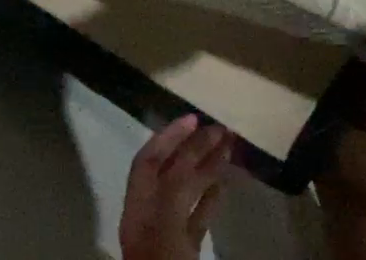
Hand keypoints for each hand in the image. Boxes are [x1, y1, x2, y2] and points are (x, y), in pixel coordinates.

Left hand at [120, 116, 233, 259]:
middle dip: (195, 147)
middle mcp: (149, 214)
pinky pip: (197, 217)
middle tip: (220, 129)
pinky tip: (224, 185)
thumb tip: (192, 152)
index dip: (169, 136)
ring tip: (229, 147)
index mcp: (137, 205)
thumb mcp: (166, 222)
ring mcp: (167, 232)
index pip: (150, 160)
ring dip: (207, 168)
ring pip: (187, 192)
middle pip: (172, 172)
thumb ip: (175, 186)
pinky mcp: (185, 248)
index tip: (194, 118)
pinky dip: (209, 199)